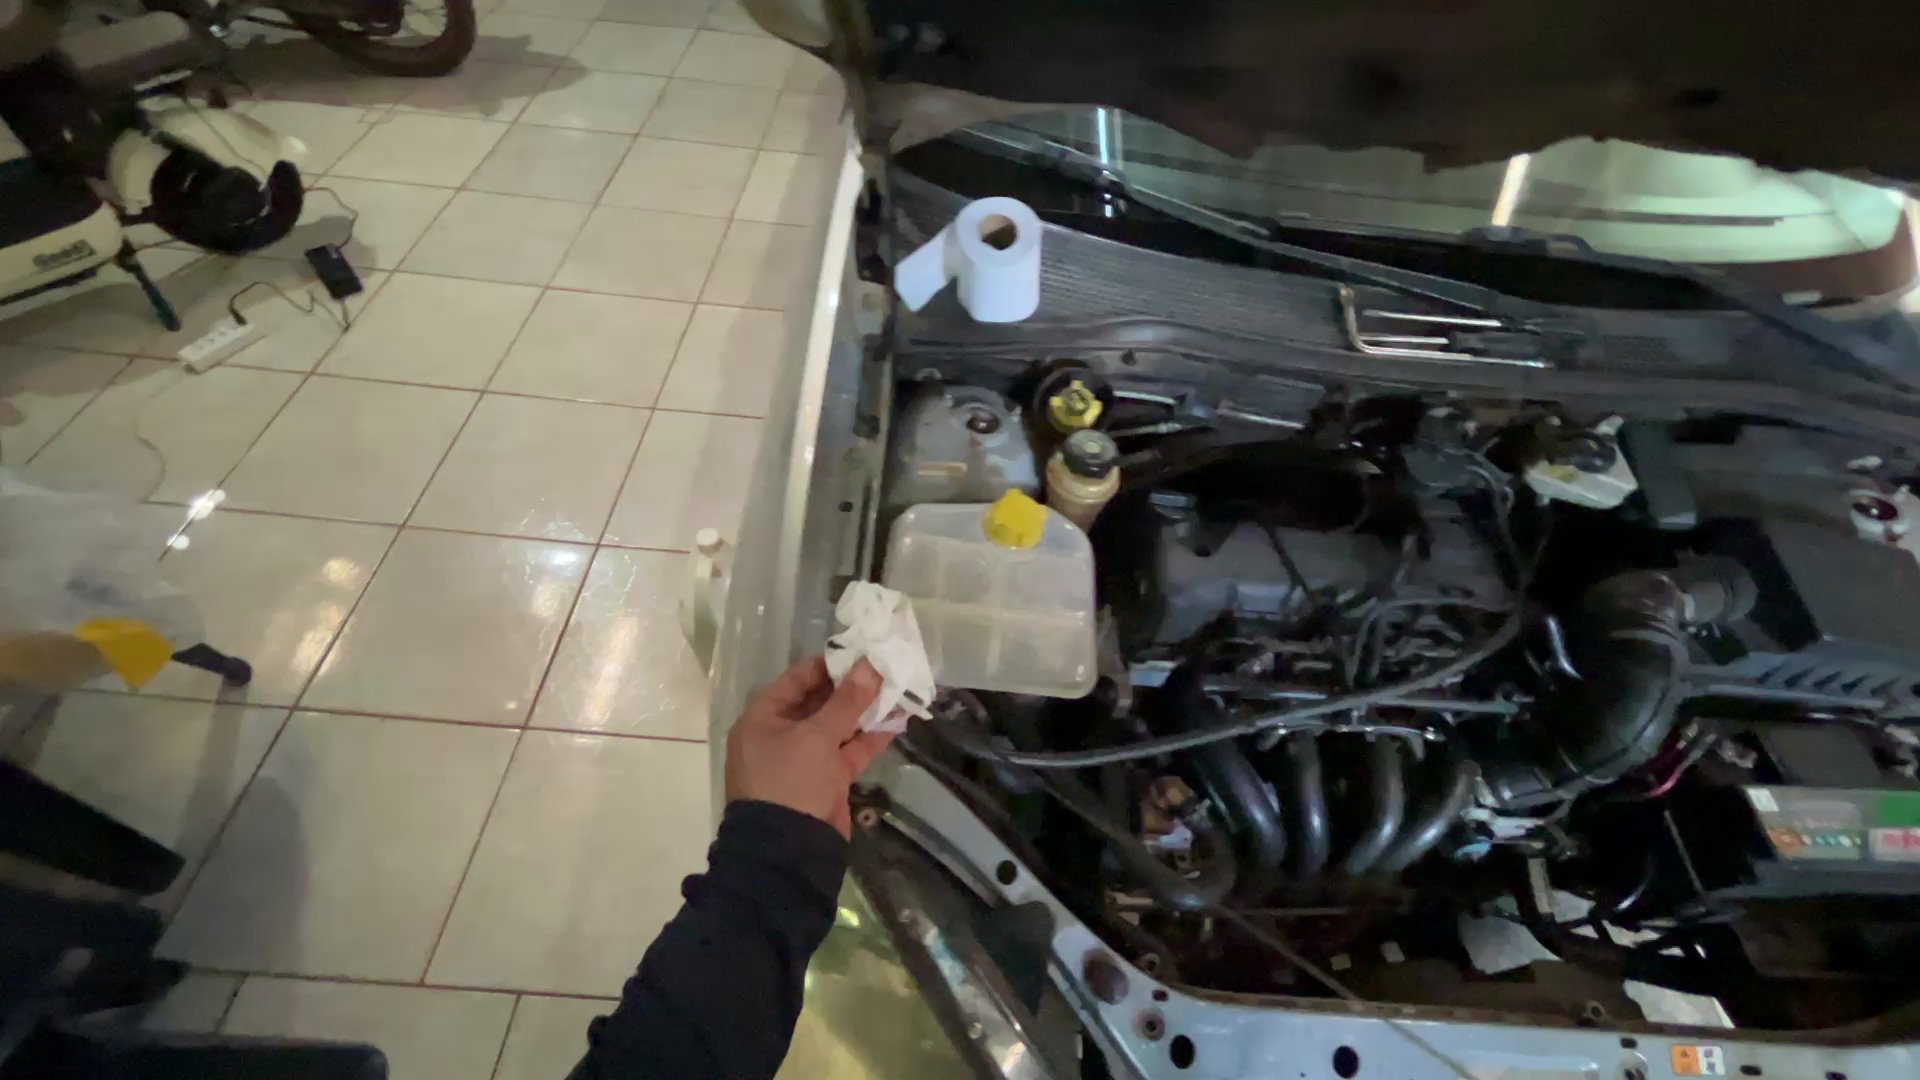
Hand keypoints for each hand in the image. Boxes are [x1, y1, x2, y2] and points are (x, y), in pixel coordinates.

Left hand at [725, 655, 893, 837]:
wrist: (788, 854)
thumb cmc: (791, 783)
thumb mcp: (817, 737)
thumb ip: (847, 701)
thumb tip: (871, 665)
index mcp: (763, 718)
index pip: (799, 678)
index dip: (831, 664)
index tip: (863, 650)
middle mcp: (781, 734)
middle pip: (820, 701)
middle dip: (854, 686)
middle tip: (887, 665)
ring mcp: (804, 759)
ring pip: (839, 726)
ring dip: (867, 710)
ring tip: (900, 687)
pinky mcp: (826, 780)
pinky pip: (849, 750)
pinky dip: (871, 737)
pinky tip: (898, 720)